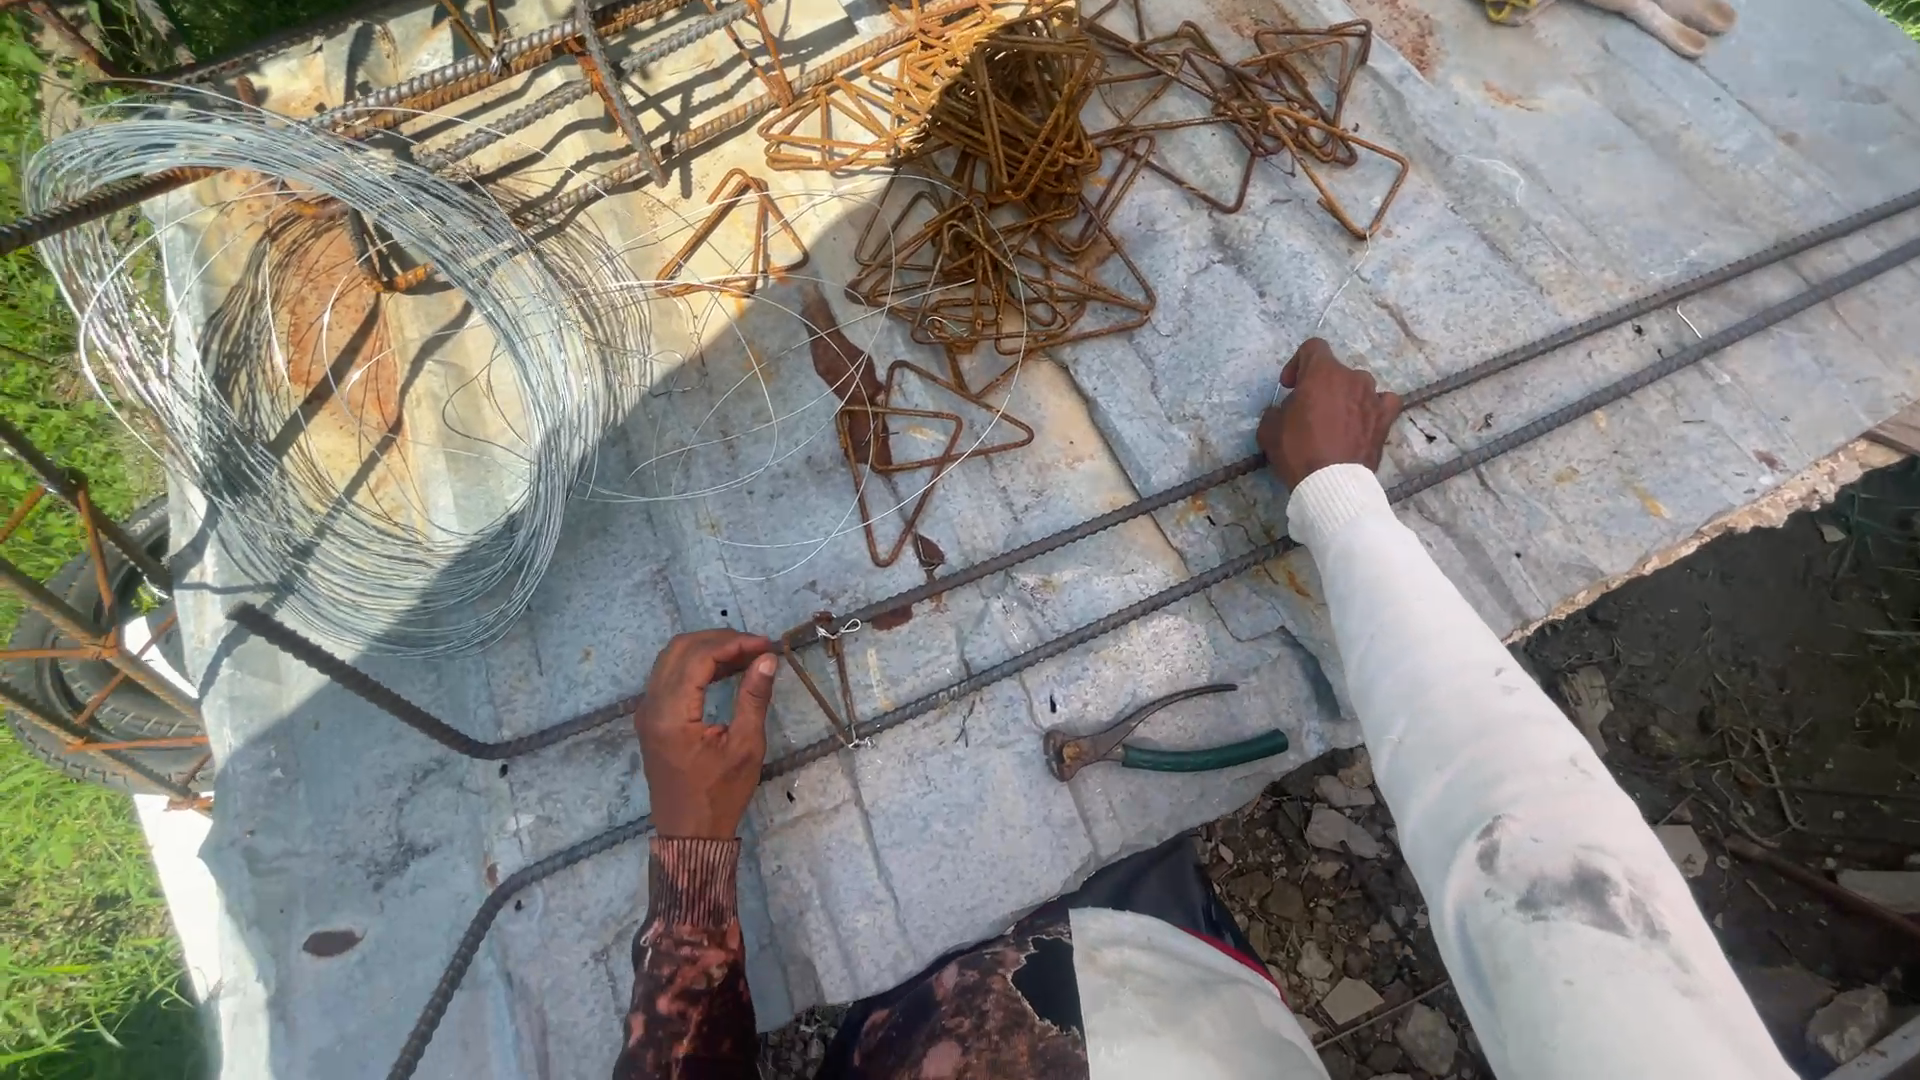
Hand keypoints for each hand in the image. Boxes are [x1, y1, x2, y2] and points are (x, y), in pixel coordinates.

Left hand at [636, 630, 777, 838]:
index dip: (734, 643)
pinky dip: (699, 665)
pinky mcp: (652, 718)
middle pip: (680, 649)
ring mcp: (647, 711)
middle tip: (757, 647)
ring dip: (709, 649)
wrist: (690, 835)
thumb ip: (754, 698)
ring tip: (748, 655)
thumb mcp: (746, 746)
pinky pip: (671, 675)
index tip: (767, 646)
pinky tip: (728, 670)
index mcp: (671, 714)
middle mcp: (651, 706)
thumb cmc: (720, 795)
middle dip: (720, 640)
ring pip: (672, 658)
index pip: (698, 656)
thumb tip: (768, 659)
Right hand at [1257, 338, 1401, 489]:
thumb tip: (1286, 409)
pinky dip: (1371, 408)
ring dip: (1344, 397)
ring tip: (1334, 421)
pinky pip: (1381, 402)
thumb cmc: (1296, 450)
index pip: (1313, 347)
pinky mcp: (1386, 417)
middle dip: (1320, 386)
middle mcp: (1352, 377)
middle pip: (1334, 371)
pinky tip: (1361, 421)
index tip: (1290, 386)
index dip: (1297, 363)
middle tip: (1308, 410)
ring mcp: (1373, 396)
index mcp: (1322, 373)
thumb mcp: (1269, 428)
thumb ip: (1277, 410)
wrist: (1330, 482)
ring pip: (1357, 386)